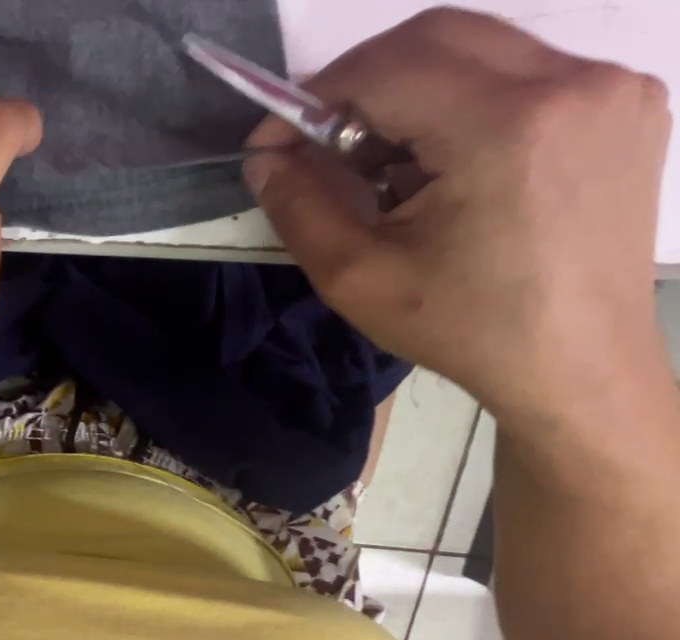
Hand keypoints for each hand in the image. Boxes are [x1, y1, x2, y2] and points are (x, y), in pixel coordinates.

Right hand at [244, 8, 670, 420]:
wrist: (573, 356)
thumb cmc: (458, 323)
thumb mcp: (353, 274)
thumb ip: (300, 205)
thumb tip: (263, 158)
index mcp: (505, 127)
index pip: (389, 64)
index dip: (314, 95)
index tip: (274, 142)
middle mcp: (573, 83)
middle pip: (438, 33)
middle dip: (359, 80)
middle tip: (322, 144)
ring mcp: (613, 86)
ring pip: (480, 46)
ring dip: (410, 91)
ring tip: (385, 166)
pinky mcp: (627, 102)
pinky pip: (524, 70)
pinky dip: (462, 101)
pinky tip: (443, 166)